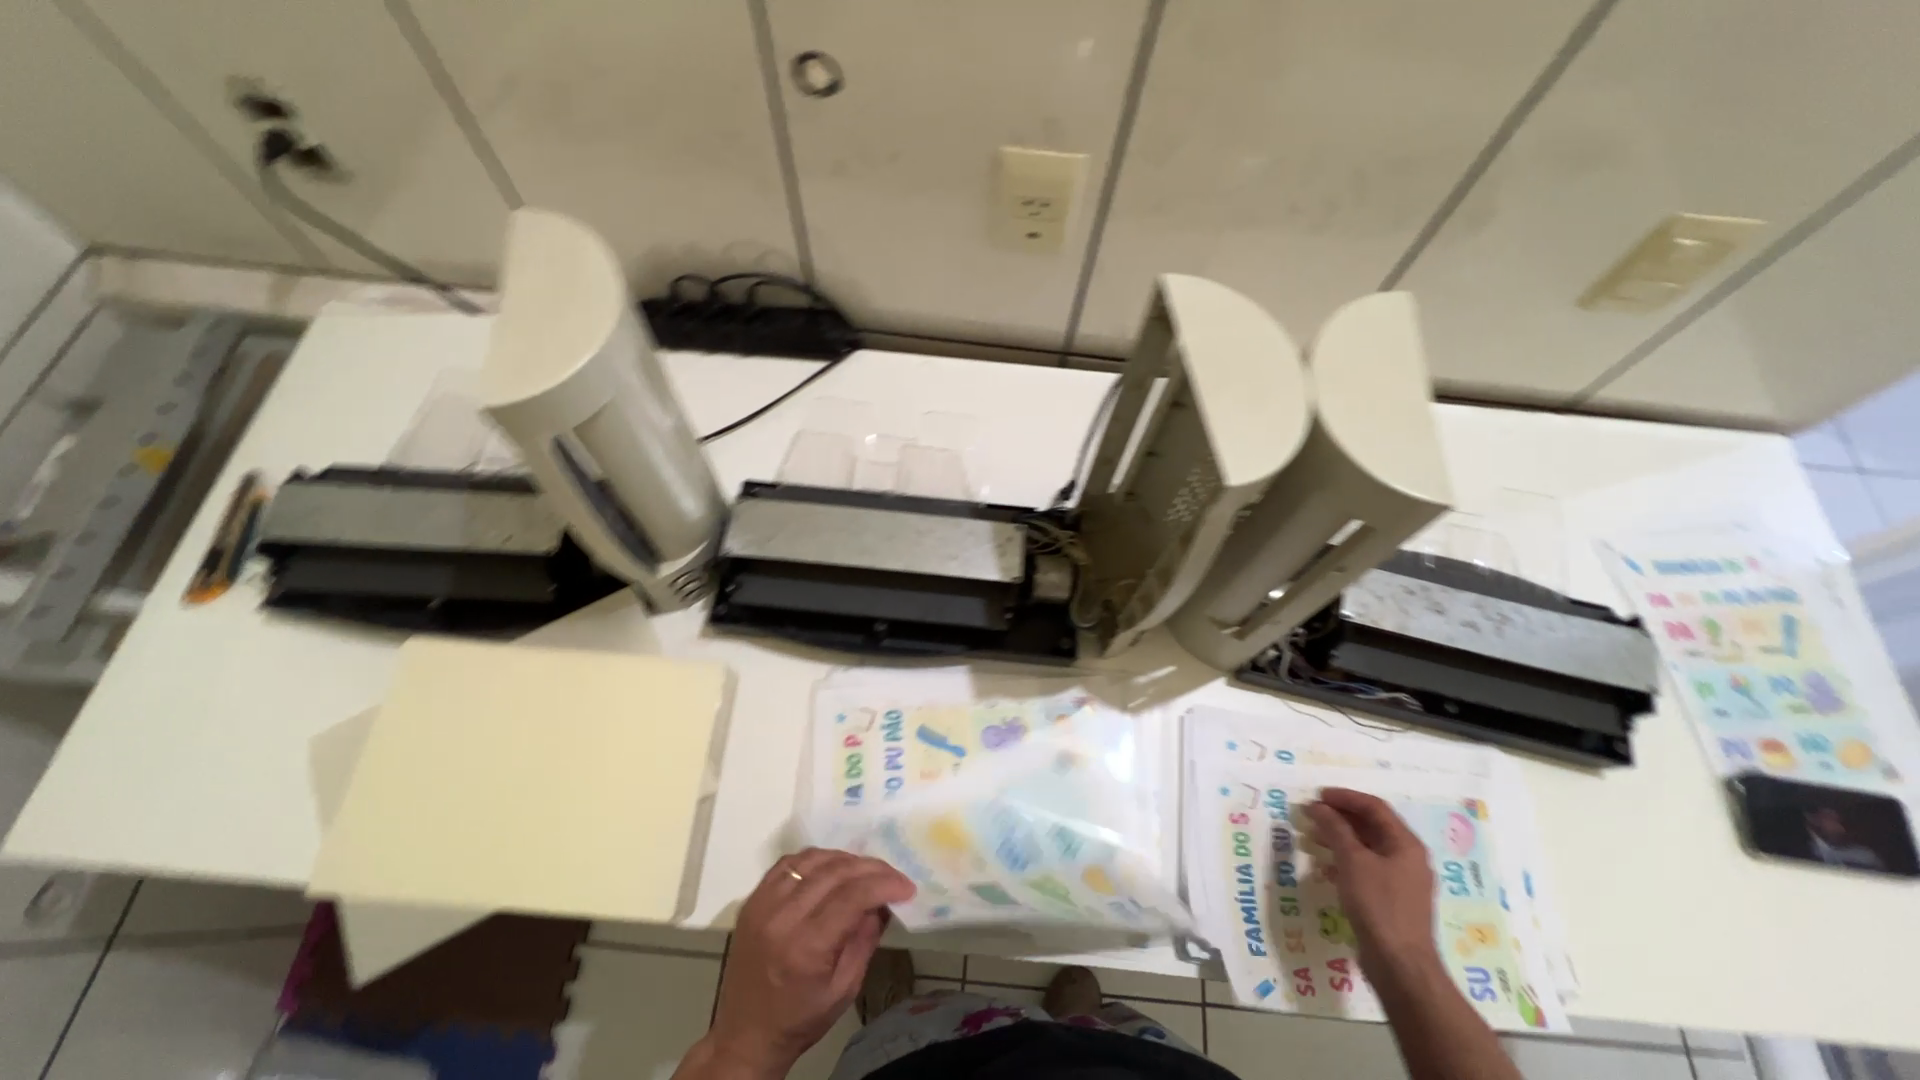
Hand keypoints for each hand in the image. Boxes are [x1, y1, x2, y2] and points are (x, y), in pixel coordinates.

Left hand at [702, 849, 915, 1077]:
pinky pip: (788, 864)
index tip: (907, 887)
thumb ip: (865, 939)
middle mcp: (782, 917)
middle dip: (871, 868)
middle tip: (893, 876)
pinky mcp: (752, 900)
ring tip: (865, 871)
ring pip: (811, 860)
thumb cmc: (800, 1018)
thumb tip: (882, 902)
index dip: (884, 884)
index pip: (852, 896)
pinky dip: (816, 860)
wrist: (746, 1033)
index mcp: (806, 947)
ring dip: (845, 859)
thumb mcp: (845, 988)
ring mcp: (762, 904)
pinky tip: (832, 868)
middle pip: (834, 872)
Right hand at [1305, 788, 1438, 976]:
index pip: (1375, 808)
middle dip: (1340, 817)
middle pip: (1372, 827)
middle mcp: (1408, 858)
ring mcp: (1402, 881)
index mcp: (1406, 844)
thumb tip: (1318, 806)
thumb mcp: (1353, 862)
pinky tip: (1325, 867)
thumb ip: (1335, 829)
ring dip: (1340, 839)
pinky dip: (1346, 862)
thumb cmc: (1378, 905)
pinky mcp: (1392, 900)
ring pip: (1368, 849)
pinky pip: (1367, 870)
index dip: (1345, 797)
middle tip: (1311, 815)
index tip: (1317, 795)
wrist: (1400, 963)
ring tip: (1312, 837)